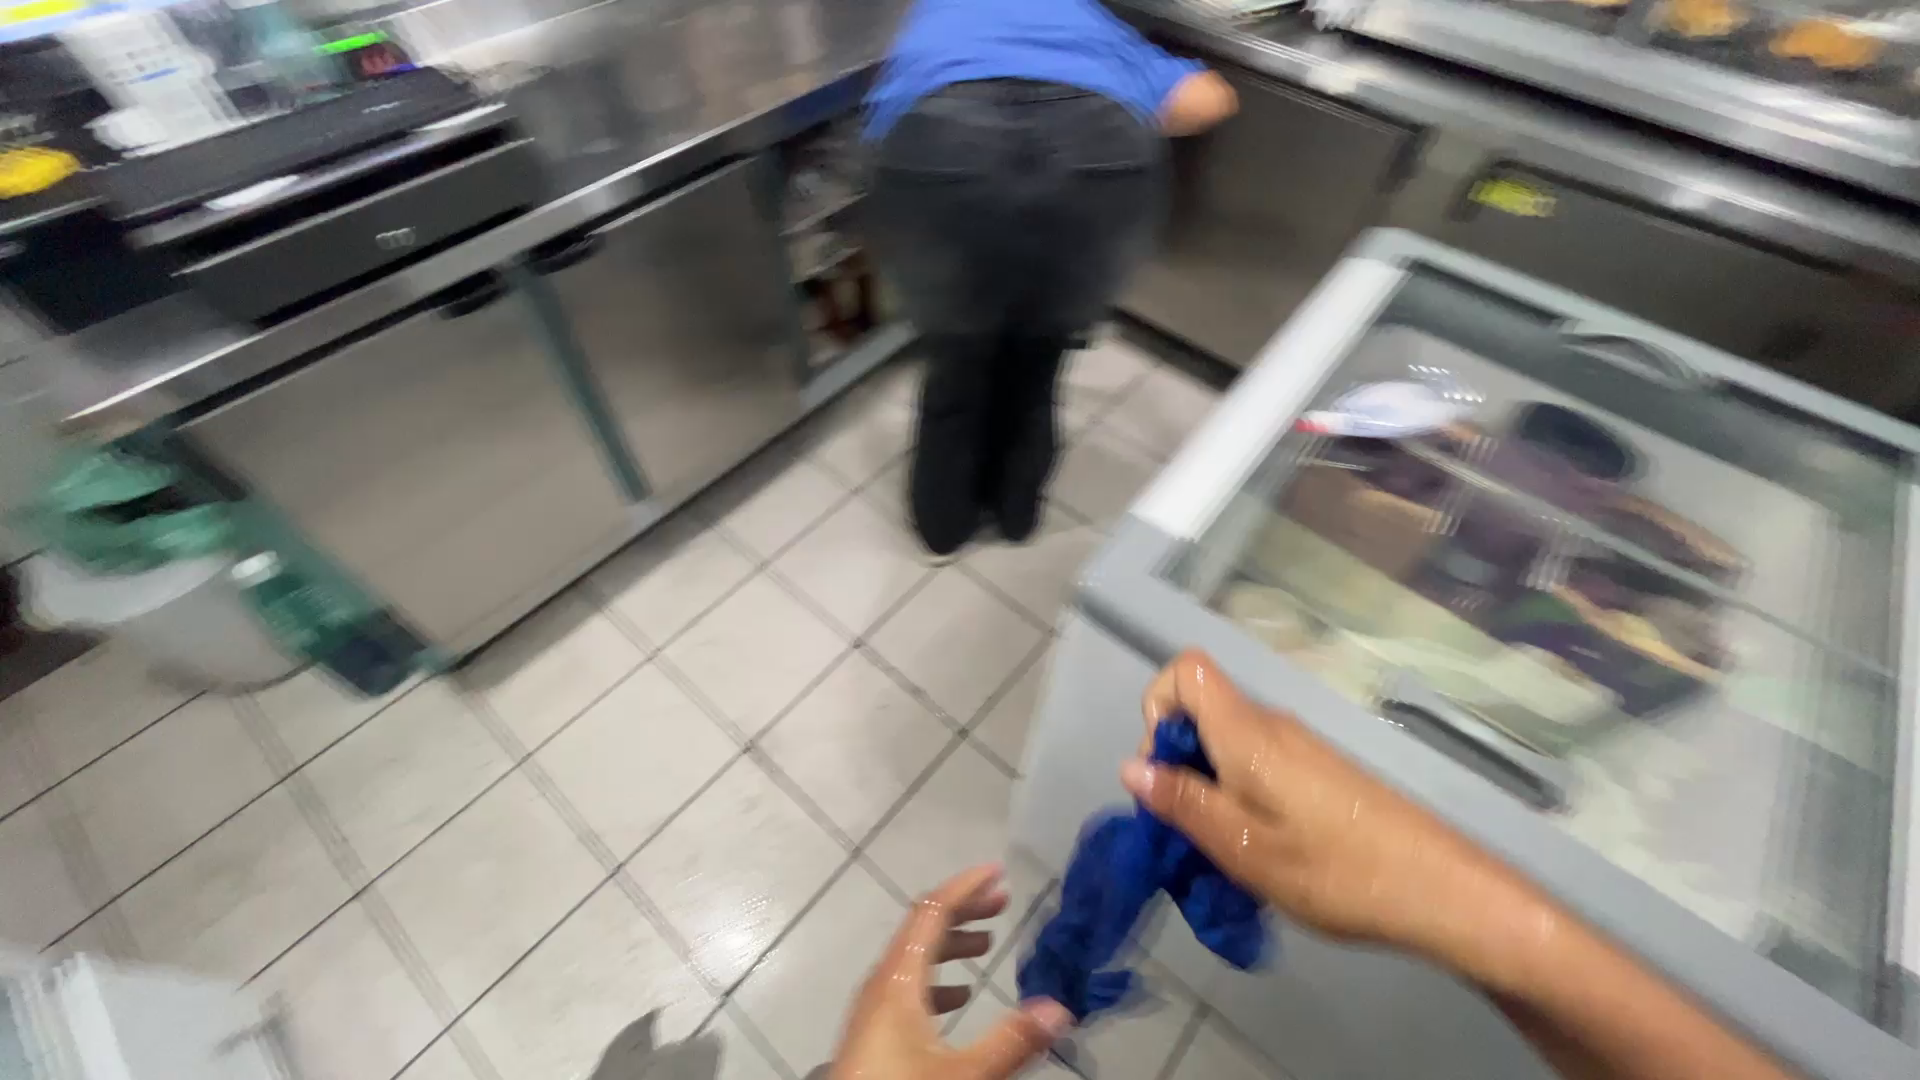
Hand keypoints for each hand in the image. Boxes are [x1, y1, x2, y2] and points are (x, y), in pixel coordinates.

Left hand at [830, 864, 1074, 1079]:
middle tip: (1003, 902)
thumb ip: (1011, 1041)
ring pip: (915, 955)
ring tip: (987, 944)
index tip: (997, 872)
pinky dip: (938, 977)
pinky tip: (959, 997)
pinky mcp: (872, 1030)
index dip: (966, 886)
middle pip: (923, 925)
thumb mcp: (962, 1074)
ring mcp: (873, 1005)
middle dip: (965, 909)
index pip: (933, 910)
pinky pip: (908, 983)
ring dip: (952, 942)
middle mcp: (883, 980)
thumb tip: (1060, 1009)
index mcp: (900, 978)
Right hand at [1124, 650, 1538, 973]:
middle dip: (1177, 760)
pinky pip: (1258, 762)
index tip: (1164, 768)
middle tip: (1188, 826)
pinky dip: (1241, 793)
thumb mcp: (1243, 846)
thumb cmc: (1334, 868)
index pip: (1185, 670)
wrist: (1445, 892)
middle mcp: (1270, 725)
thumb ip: (1183, 802)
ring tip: (1225, 847)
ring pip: (1228, 742)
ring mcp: (1299, 746)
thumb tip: (1130, 766)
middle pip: (1202, 710)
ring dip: (1209, 784)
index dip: (1158, 706)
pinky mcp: (1320, 769)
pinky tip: (1264, 847)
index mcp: (1246, 732)